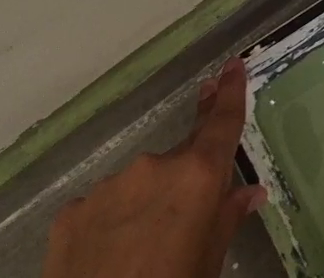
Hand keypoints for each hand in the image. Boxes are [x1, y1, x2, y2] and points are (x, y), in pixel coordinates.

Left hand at [43, 59, 266, 277]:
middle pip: (180, 160)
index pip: (222, 122)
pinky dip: (112, 222)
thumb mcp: (211, 258)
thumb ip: (228, 216)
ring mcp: (109, 186)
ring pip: (140, 185)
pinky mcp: (72, 212)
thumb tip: (251, 192)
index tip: (232, 65)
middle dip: (186, 178)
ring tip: (143, 248)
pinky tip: (110, 254)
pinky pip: (103, 207)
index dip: (230, 92)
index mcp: (198, 174)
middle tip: (186, 215)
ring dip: (147, 204)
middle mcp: (155, 167)